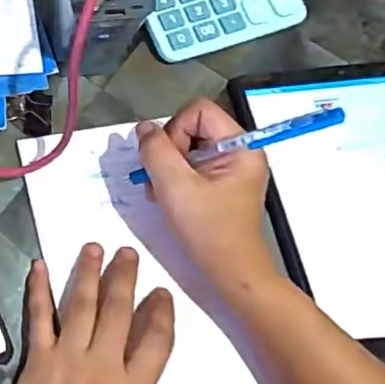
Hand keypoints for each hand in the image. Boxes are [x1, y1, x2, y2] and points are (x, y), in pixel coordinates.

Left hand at [0, 244, 173, 383]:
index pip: (156, 341)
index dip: (161, 313)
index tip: (162, 293)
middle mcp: (103, 366)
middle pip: (119, 311)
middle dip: (125, 277)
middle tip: (128, 253)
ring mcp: (67, 359)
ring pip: (82, 305)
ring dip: (89, 273)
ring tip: (94, 247)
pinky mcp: (38, 360)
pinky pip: (39, 318)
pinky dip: (39, 290)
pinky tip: (40, 266)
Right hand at [136, 99, 283, 292]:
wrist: (233, 272)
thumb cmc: (210, 231)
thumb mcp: (175, 187)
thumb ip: (156, 151)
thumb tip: (144, 128)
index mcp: (241, 146)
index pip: (198, 111)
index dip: (175, 130)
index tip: (169, 162)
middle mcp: (240, 150)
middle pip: (192, 126)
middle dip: (169, 150)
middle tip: (160, 180)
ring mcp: (231, 167)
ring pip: (188, 146)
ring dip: (168, 165)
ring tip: (160, 192)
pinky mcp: (222, 182)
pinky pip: (192, 164)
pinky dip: (175, 177)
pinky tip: (167, 197)